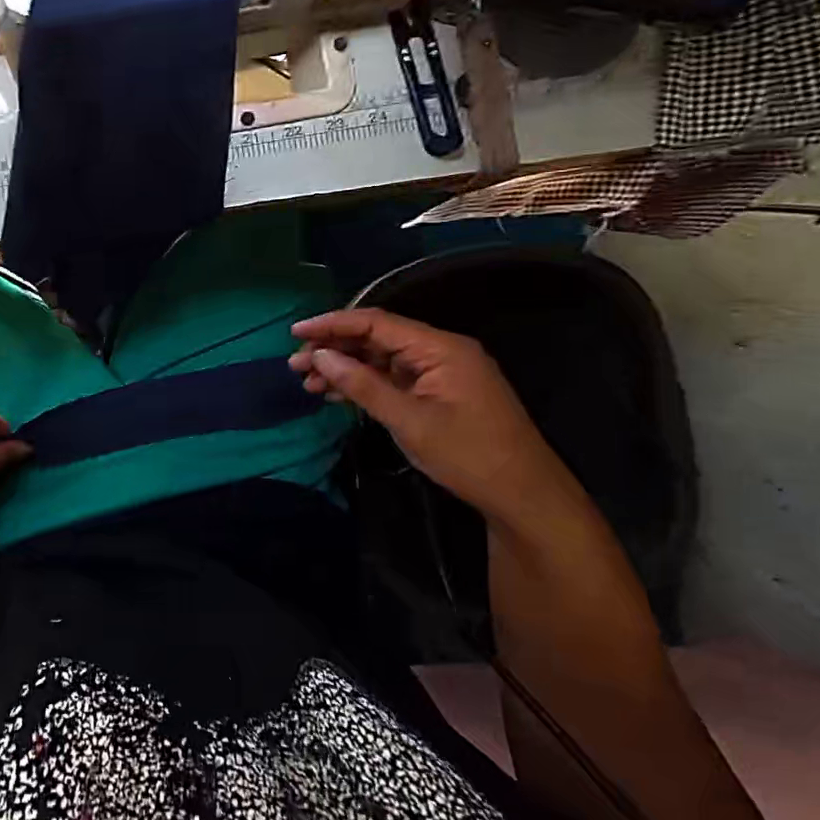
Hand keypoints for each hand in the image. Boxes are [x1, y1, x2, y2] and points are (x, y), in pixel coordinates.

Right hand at [289, 309, 583, 529]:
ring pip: (381, 358)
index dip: (332, 324)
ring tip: (308, 382)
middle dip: (334, 348)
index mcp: (439, 348)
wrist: (523, 497)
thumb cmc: (468, 456)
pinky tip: (336, 394)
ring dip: (344, 367)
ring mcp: (440, 372)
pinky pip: (393, 377)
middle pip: (376, 338)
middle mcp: (440, 351)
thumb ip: (362, 384)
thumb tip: (320, 356)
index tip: (295, 333)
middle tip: (296, 365)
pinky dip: (363, 383)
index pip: (376, 322)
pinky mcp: (438, 392)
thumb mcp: (408, 421)